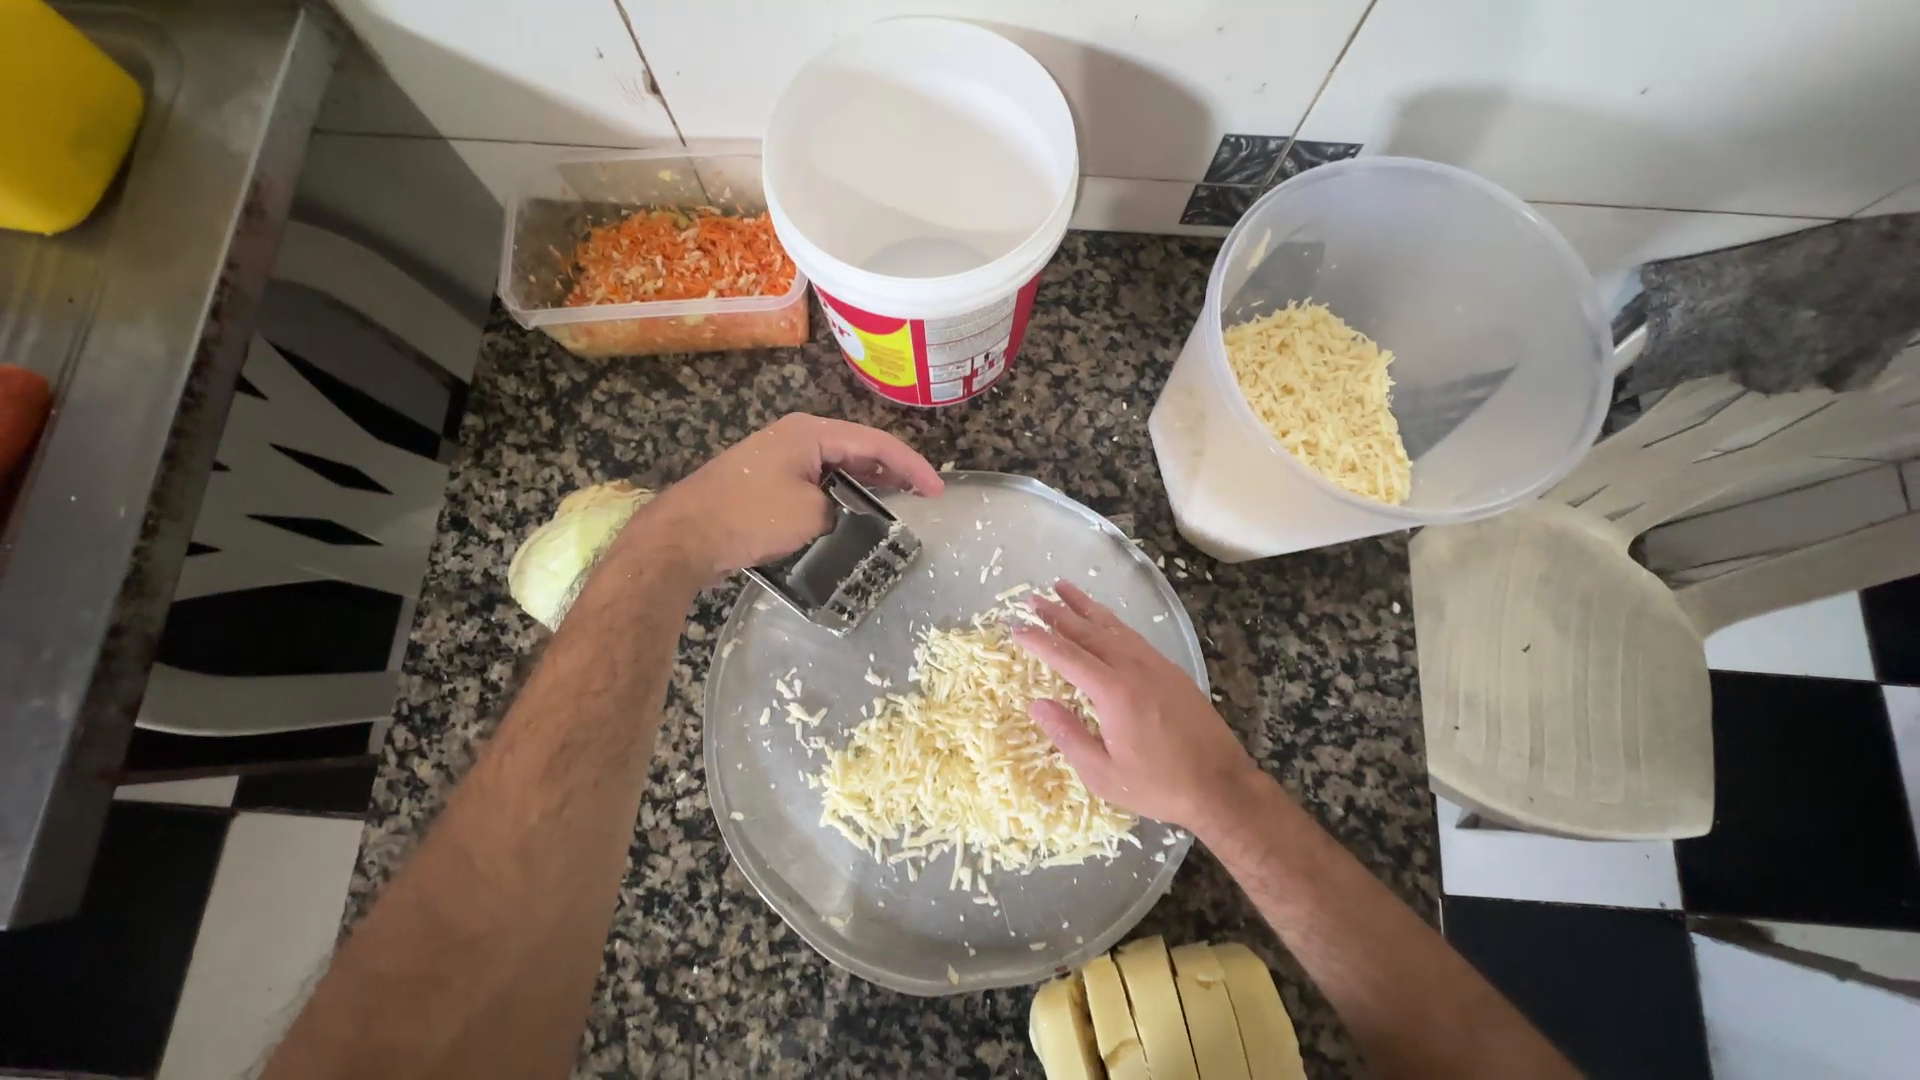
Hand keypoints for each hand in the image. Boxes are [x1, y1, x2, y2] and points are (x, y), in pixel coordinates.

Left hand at [631, 413, 943, 580]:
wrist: (684, 536)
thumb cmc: (750, 517)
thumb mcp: (812, 515)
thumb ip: (844, 510)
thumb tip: (846, 516)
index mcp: (811, 433)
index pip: (876, 443)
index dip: (912, 466)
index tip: (937, 489)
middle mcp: (796, 437)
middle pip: (858, 448)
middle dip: (893, 471)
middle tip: (923, 495)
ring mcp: (779, 458)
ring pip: (837, 466)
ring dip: (866, 483)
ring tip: (898, 503)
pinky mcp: (767, 481)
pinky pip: (816, 481)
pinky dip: (840, 494)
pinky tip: (853, 513)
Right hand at [1013, 581, 1262, 833]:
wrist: (1221, 785)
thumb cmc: (1158, 785)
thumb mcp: (1103, 773)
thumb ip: (1068, 736)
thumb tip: (1037, 704)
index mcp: (1114, 691)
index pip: (1067, 656)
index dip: (1039, 640)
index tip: (1015, 627)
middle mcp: (1134, 668)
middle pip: (1089, 632)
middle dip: (1058, 613)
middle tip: (1033, 598)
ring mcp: (1156, 666)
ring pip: (1114, 627)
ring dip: (1085, 607)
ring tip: (1064, 588)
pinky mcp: (1171, 671)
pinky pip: (1133, 636)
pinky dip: (1112, 622)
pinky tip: (1105, 620)